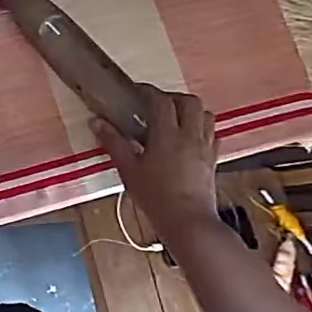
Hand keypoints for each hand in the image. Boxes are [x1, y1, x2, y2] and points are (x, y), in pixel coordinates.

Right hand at [93, 86, 219, 238]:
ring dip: (190, 110)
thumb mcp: (128, 170)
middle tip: (155, 104)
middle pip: (189, 101)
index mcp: (167, 135)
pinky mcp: (214, 158)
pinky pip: (213, 133)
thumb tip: (97, 122)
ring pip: (206, 114)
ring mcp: (206, 146)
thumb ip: (114, 143)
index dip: (148, 91)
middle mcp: (191, 136)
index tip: (136, 91)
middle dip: (172, 97)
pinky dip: (201, 127)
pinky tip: (188, 138)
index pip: (161, 101)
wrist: (188, 220)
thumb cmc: (154, 196)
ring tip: (173, 118)